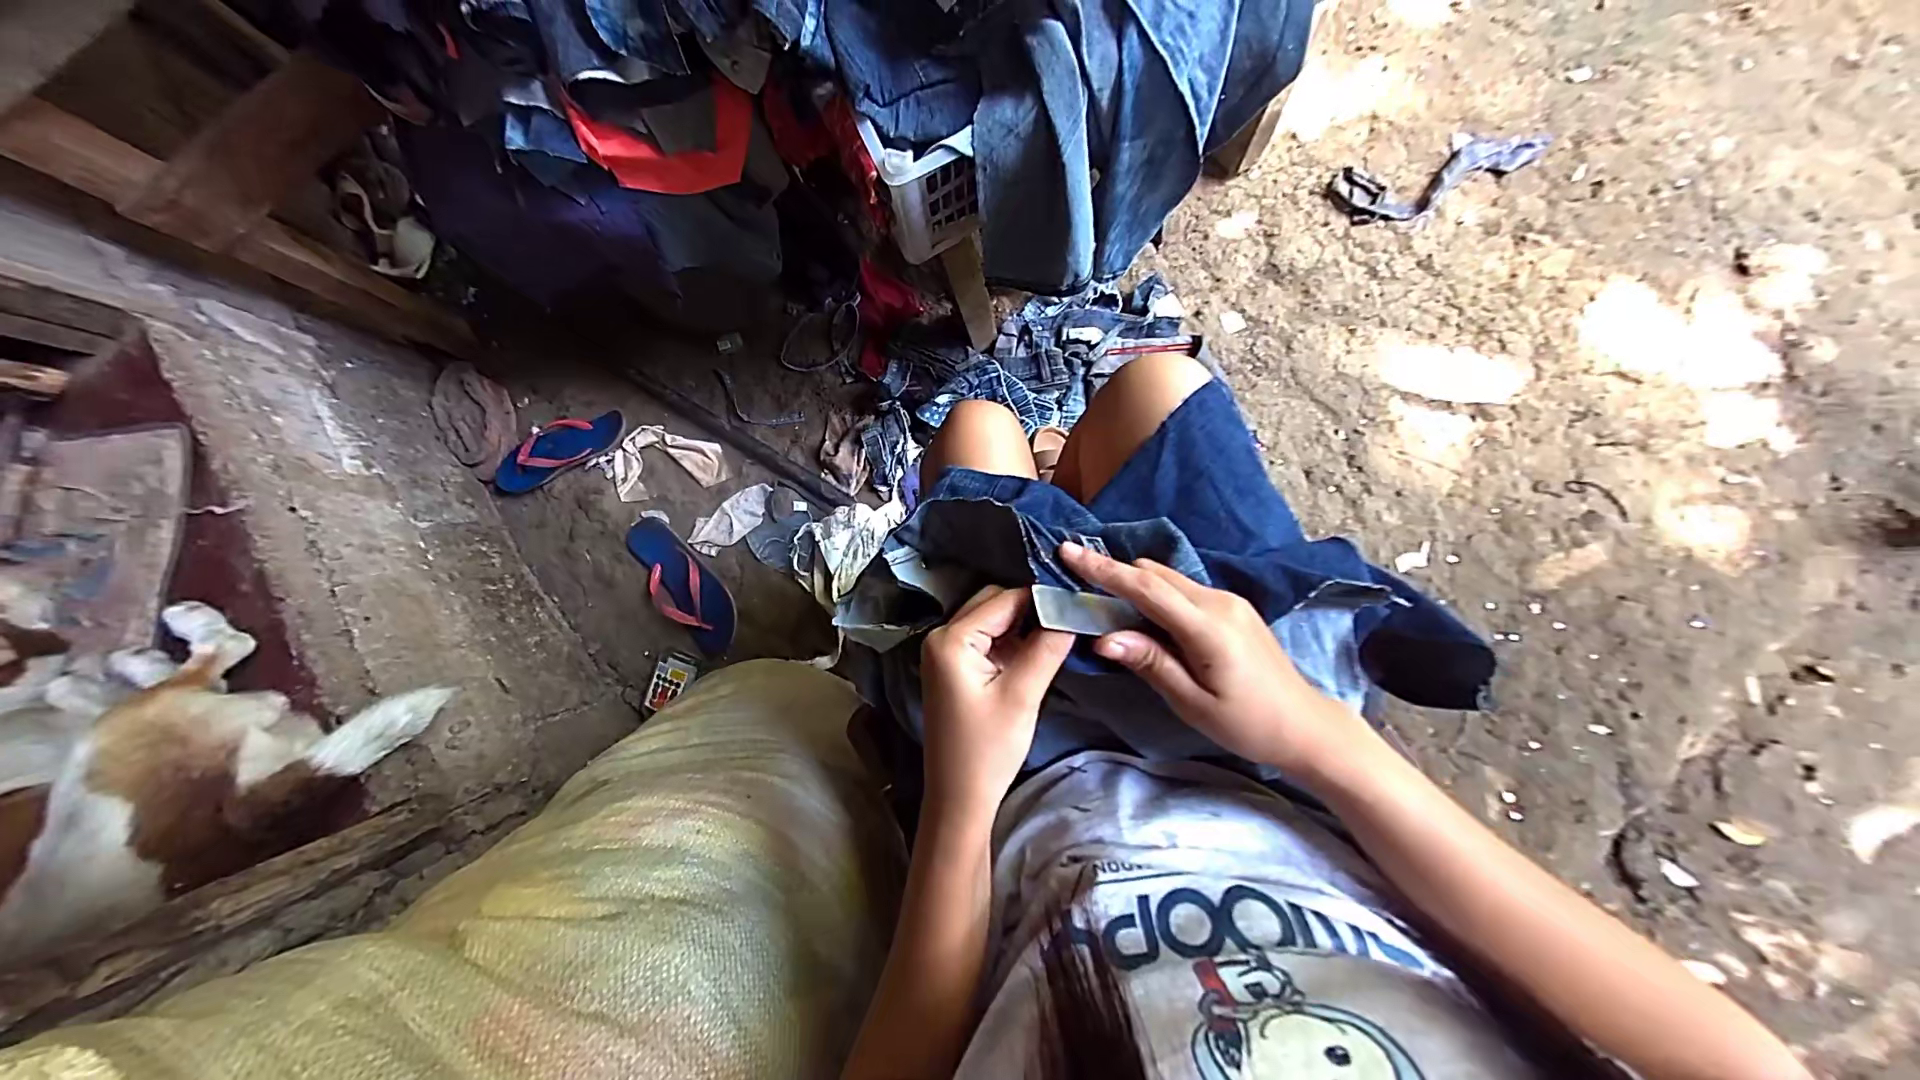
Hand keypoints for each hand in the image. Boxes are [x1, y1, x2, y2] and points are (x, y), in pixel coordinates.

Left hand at [920, 585, 1074, 816]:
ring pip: (991, 620)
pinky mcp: (953, 668)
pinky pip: (985, 640)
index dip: (1040, 598)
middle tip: (1067, 620)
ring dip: (1021, 626)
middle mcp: (941, 637)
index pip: (1003, 599)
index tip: (1075, 600)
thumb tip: (1069, 611)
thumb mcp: (1022, 695)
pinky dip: (1010, 642)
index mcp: (951, 639)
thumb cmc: (988, 749)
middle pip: (993, 603)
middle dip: (1030, 610)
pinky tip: (1035, 653)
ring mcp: (944, 653)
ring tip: (1057, 635)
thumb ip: (1046, 647)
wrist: (960, 797)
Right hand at [1059, 542, 1374, 777]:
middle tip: (1074, 576)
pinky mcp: (1231, 607)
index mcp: (1208, 628)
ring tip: (1100, 596)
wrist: (1306, 725)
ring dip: (1133, 582)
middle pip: (1154, 574)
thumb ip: (1150, 662)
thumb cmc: (1247, 724)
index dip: (1103, 569)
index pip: (1145, 587)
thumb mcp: (1192, 702)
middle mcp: (1218, 602)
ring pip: (1168, 578)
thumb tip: (1103, 637)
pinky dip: (1154, 592)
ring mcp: (1228, 601)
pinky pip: (1182, 588)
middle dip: (1113, 571)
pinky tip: (1139, 612)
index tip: (1068, 551)